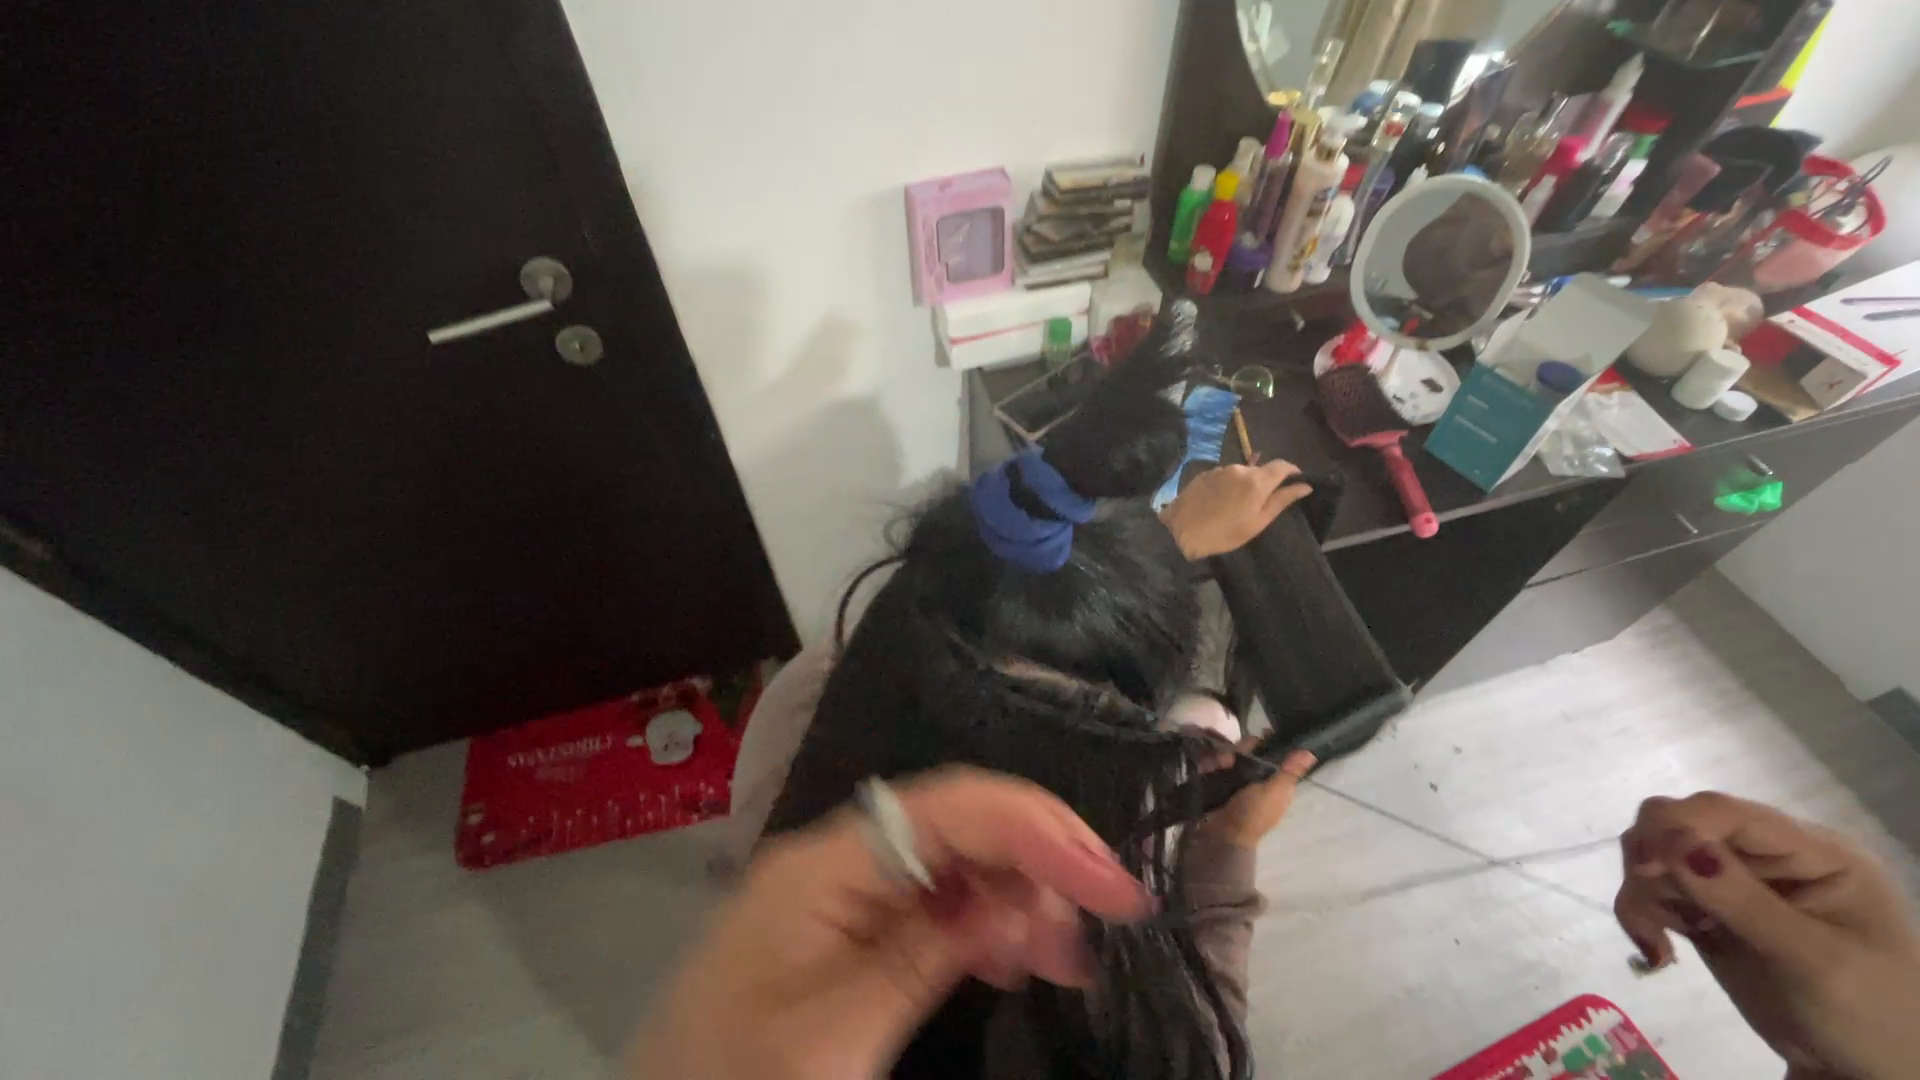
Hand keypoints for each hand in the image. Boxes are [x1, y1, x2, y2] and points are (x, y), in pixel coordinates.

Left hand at [630, 768, 1154, 1079]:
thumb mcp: (835, 1038)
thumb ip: (926, 954)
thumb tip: (1021, 896)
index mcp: (824, 864)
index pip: (949, 809)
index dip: (1038, 829)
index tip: (1113, 884)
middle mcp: (837, 856)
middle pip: (959, 824)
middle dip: (1039, 861)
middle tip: (1104, 925)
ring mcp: (843, 888)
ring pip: (955, 861)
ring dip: (1018, 895)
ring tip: (1064, 958)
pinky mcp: (849, 925)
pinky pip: (933, 902)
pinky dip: (984, 925)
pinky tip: (1010, 960)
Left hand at [1160, 460, 1313, 559]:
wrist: (1180, 532)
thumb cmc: (1223, 533)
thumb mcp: (1258, 522)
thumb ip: (1282, 500)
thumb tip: (1305, 485)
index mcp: (1256, 480)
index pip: (1282, 465)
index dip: (1292, 471)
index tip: (1295, 482)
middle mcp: (1239, 468)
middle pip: (1261, 469)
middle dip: (1266, 482)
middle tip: (1261, 504)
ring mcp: (1219, 469)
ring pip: (1242, 472)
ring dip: (1245, 484)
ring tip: (1238, 506)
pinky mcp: (1204, 474)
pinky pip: (1225, 476)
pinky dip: (1229, 485)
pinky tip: (1221, 502)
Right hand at [1205, 747, 1314, 847]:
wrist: (1222, 834)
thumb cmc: (1253, 814)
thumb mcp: (1274, 791)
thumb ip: (1289, 771)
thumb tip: (1311, 752)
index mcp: (1275, 782)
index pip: (1274, 754)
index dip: (1268, 742)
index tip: (1261, 733)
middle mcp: (1256, 778)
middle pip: (1250, 751)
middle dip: (1242, 749)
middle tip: (1234, 756)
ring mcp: (1235, 780)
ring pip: (1231, 755)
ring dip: (1224, 756)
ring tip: (1219, 764)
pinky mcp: (1216, 781)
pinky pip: (1214, 763)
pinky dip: (1211, 763)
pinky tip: (1208, 766)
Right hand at [1613, 793, 1919, 1079]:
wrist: (1869, 1076)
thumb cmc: (1869, 1018)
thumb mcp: (1815, 961)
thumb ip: (1742, 899)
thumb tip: (1670, 842)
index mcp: (1813, 853)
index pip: (1722, 811)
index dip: (1674, 827)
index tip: (1645, 869)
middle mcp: (1766, 855)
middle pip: (1673, 825)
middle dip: (1650, 863)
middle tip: (1650, 913)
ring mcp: (1732, 880)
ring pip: (1651, 856)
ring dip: (1641, 895)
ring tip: (1657, 946)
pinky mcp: (1703, 906)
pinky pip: (1649, 889)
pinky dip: (1640, 915)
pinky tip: (1658, 952)